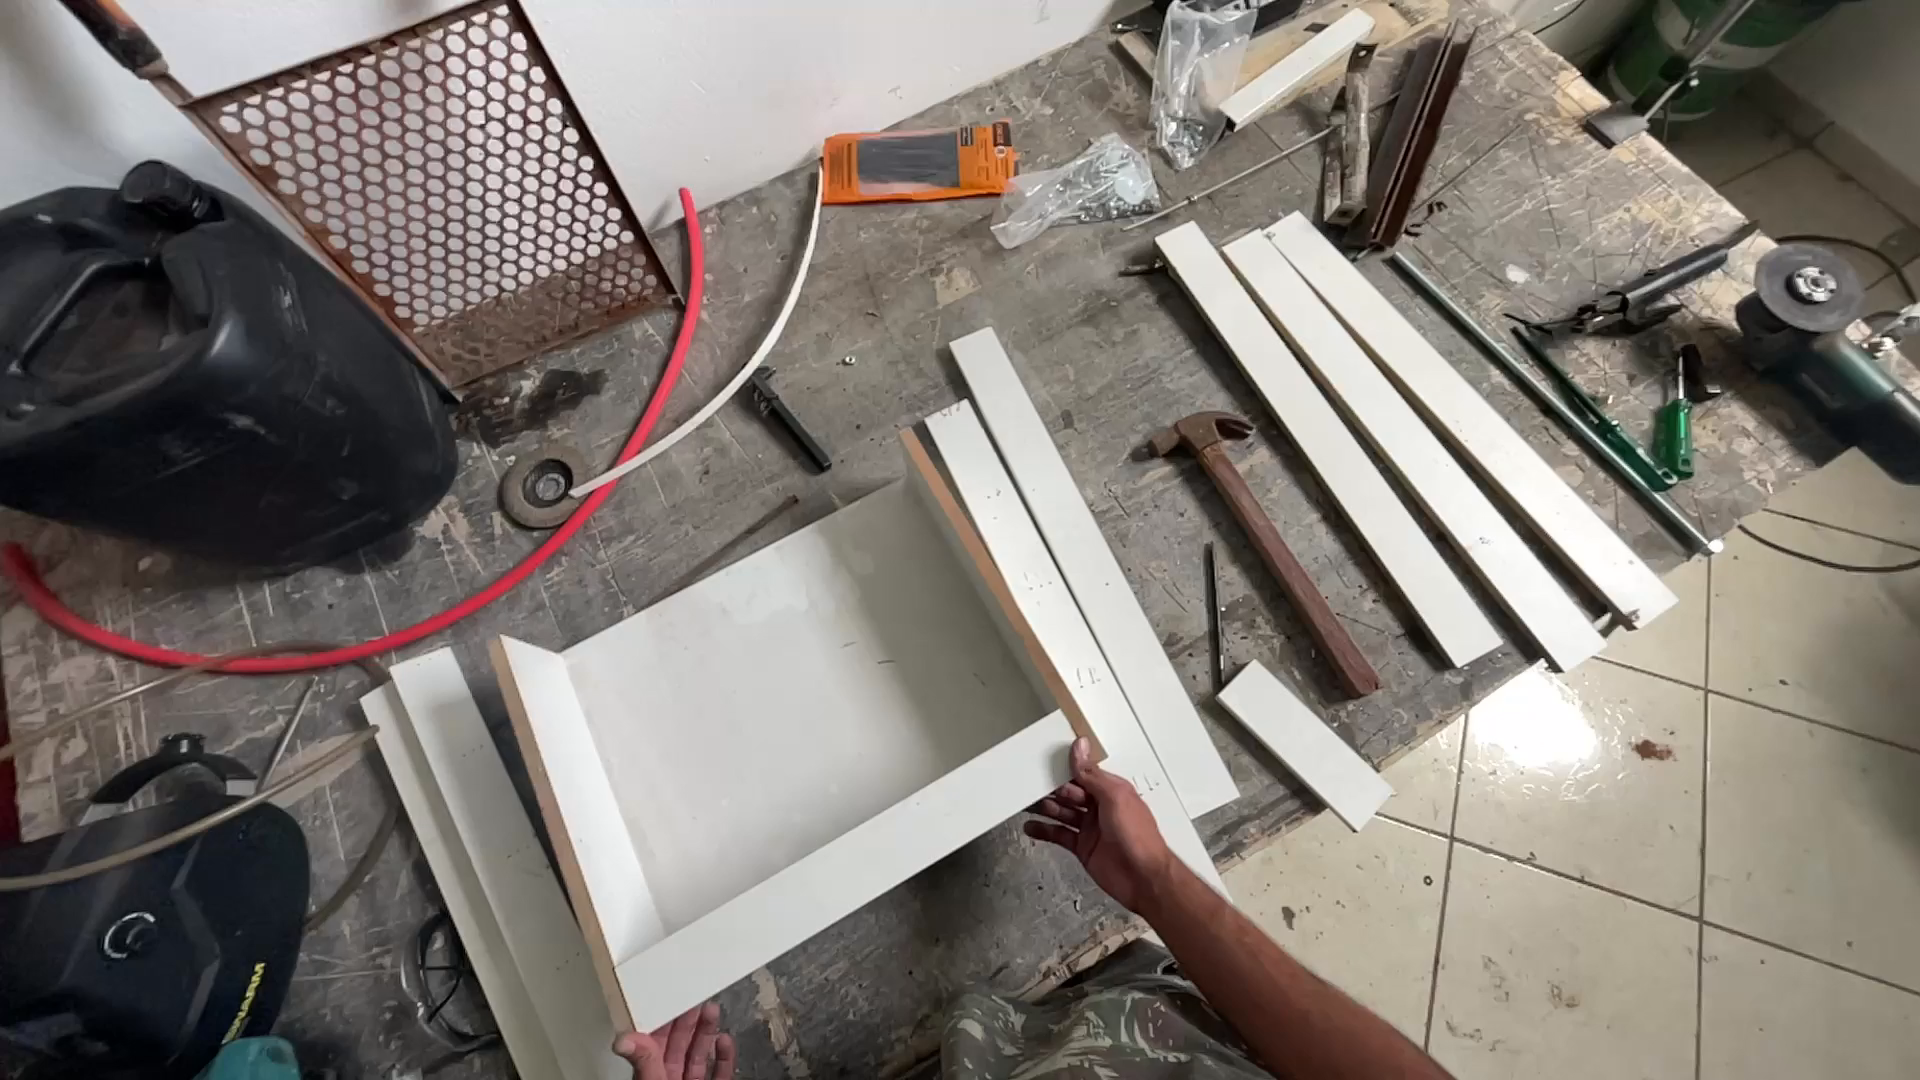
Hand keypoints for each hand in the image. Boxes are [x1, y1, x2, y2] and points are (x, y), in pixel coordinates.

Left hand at [613, 1002, 734, 1079]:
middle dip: (689, 1017)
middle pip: (679, 1043)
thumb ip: (644, 1061)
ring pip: (699, 1054)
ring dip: (707, 1031)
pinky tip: (725, 1041)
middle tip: (695, 992)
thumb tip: (621, 1039)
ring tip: (712, 1009)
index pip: (655, 1041)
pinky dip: (725, 1056)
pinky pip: (719, 1072)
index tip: (671, 994)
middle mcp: (669, 1079)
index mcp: (652, 1076)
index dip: (664, 1017)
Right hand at [1024, 737, 1175, 913]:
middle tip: (1031, 784)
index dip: (1065, 769)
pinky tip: (1032, 826)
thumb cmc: (1139, 838)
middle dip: (1051, 788)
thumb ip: (1092, 774)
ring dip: (1045, 807)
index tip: (1046, 761)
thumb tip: (1081, 747)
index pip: (1083, 774)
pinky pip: (1059, 834)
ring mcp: (1091, 828)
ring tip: (1027, 803)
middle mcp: (1100, 808)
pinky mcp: (1083, 847)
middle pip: (1069, 793)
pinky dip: (1044, 830)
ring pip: (1062, 812)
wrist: (1144, 880)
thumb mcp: (1114, 797)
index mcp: (1110, 791)